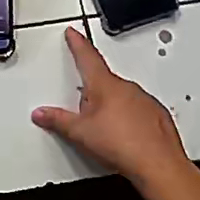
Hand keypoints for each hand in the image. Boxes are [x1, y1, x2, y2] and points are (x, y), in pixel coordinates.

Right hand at [32, 25, 188, 183]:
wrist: (158, 166)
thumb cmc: (122, 145)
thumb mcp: (79, 132)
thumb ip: (57, 120)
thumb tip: (42, 114)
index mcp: (105, 86)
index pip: (88, 58)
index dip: (78, 44)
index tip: (73, 34)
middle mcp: (128, 88)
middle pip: (102, 82)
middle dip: (90, 94)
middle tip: (83, 114)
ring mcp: (145, 101)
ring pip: (120, 97)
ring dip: (109, 109)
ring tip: (103, 132)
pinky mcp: (157, 116)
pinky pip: (136, 111)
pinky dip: (127, 119)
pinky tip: (121, 137)